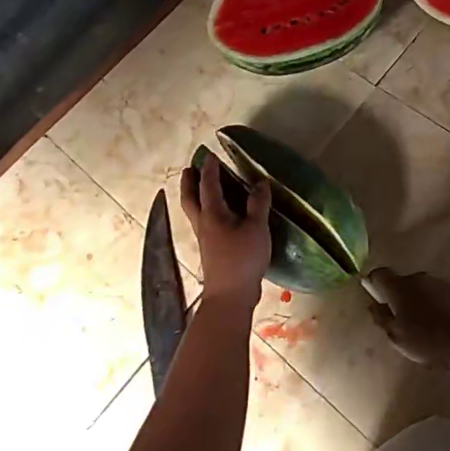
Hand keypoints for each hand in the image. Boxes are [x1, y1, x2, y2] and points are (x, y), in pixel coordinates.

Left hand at [180, 152, 272, 306]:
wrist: (230, 295)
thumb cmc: (242, 259)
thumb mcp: (256, 228)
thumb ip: (258, 204)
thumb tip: (260, 182)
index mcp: (212, 214)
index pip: (208, 185)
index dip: (210, 169)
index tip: (210, 155)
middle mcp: (203, 224)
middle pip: (190, 198)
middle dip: (189, 182)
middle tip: (190, 168)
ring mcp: (205, 239)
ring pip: (194, 211)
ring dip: (194, 196)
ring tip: (198, 187)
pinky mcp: (211, 250)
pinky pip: (203, 223)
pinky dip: (205, 211)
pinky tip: (217, 215)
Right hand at [363, 268, 449, 367]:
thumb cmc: (426, 338)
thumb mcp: (396, 335)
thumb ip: (381, 318)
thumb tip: (373, 305)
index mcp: (398, 286)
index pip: (380, 274)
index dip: (375, 283)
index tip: (376, 299)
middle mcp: (418, 278)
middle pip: (402, 283)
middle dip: (400, 298)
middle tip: (402, 321)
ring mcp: (439, 283)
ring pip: (422, 290)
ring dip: (420, 303)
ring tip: (424, 327)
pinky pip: (439, 297)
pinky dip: (436, 307)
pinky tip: (441, 327)